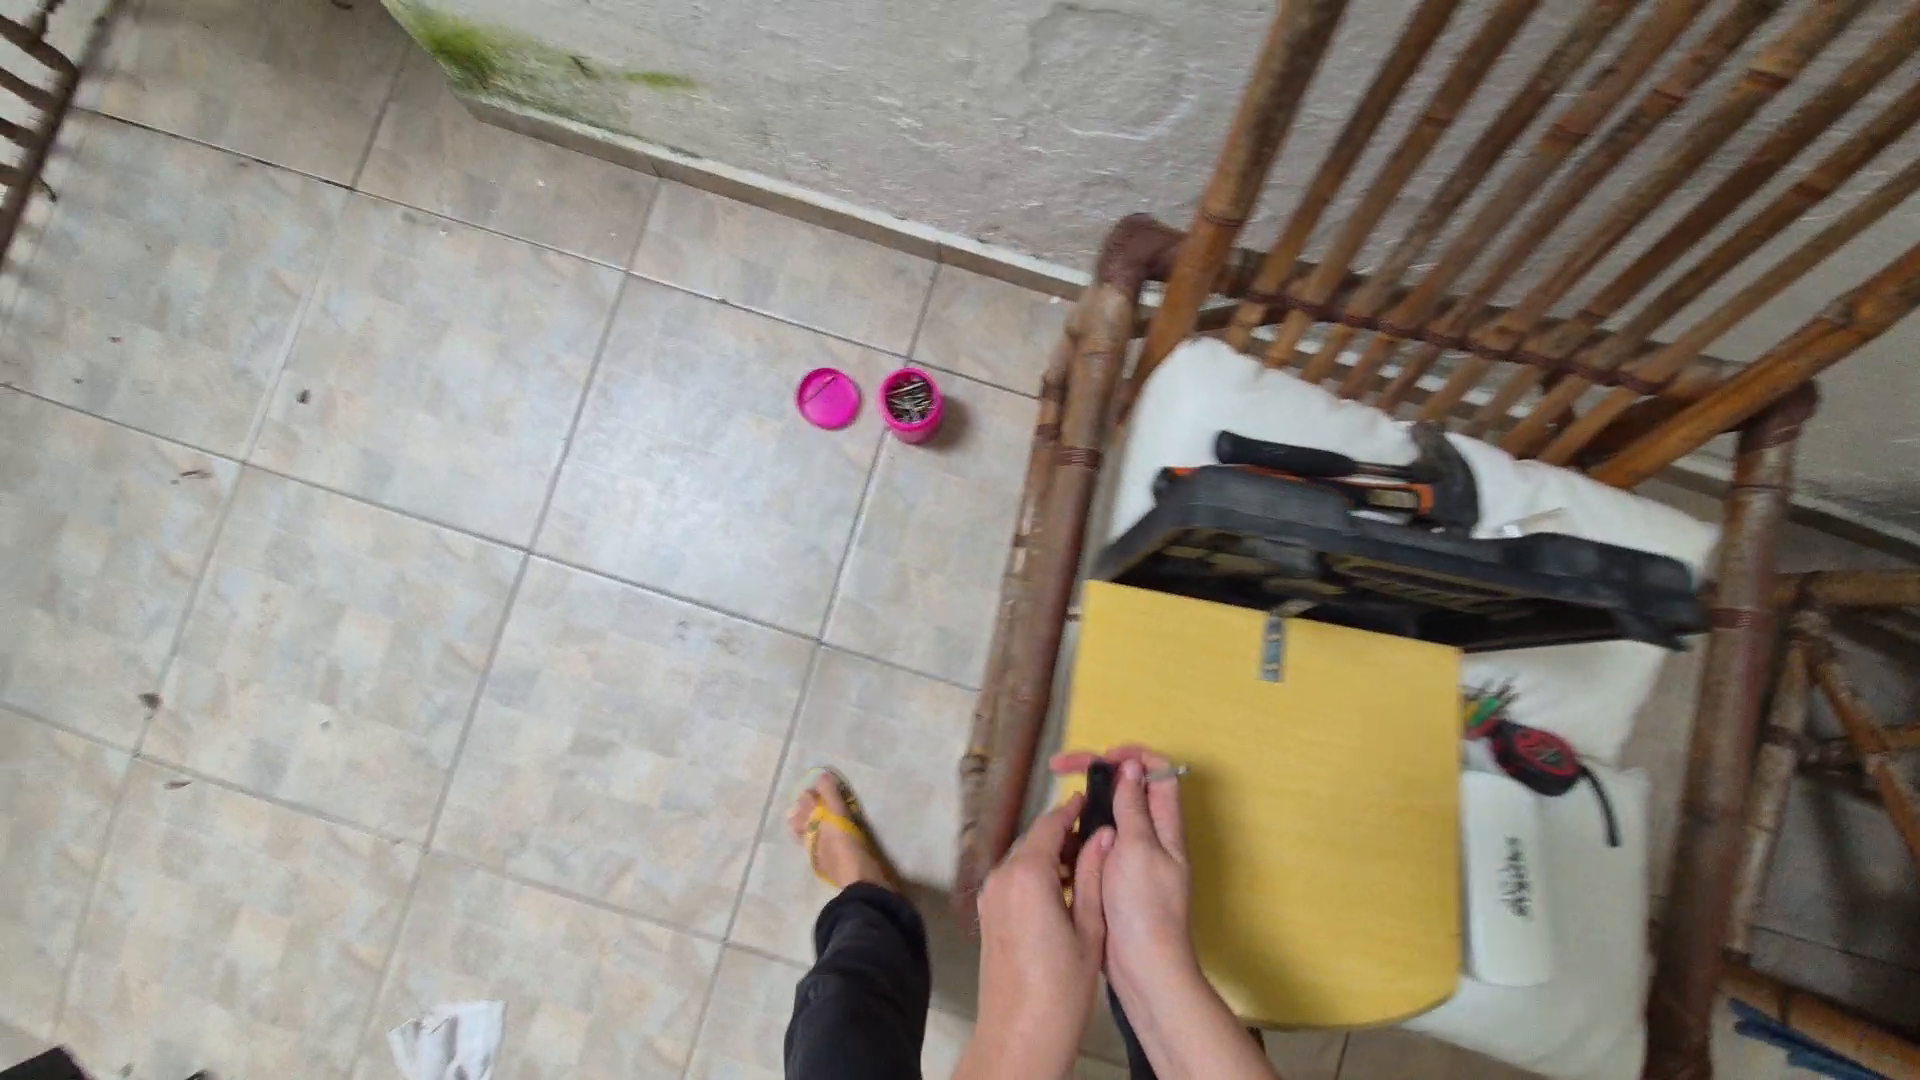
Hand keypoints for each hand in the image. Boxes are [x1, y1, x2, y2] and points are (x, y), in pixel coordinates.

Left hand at [957, 793, 1112, 1079]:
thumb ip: (1093, 875)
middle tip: (1093, 837)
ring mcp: (989, 895)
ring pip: (1021, 858)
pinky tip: (1059, 892)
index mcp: (1027, 875)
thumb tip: (1104, 835)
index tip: (1087, 798)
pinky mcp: (987, 913)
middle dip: (1060, 833)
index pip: (1048, 825)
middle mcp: (1001, 876)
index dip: (1069, 810)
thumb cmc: (1061, 988)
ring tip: (1082, 866)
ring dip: (1047, 855)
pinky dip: (1034, 874)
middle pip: (1032, 839)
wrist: (1018, 1036)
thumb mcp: (1089, 928)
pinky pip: (1012, 879)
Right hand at [1050, 748, 1278, 1079]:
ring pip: (1108, 813)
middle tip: (1058, 767)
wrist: (1143, 968)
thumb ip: (1133, 806)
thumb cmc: (1144, 906)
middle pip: (1127, 786)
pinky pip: (1096, 841)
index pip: (1157, 771)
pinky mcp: (1114, 874)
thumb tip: (1132, 767)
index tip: (1099, 757)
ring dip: (1084, 805)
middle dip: (1095, 771)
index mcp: (1164, 824)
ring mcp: (1132, 855)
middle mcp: (1151, 834)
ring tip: (1058, 808)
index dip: (1131, 755)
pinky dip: (1078, 834)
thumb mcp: (1138, 848)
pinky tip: (1060, 841)